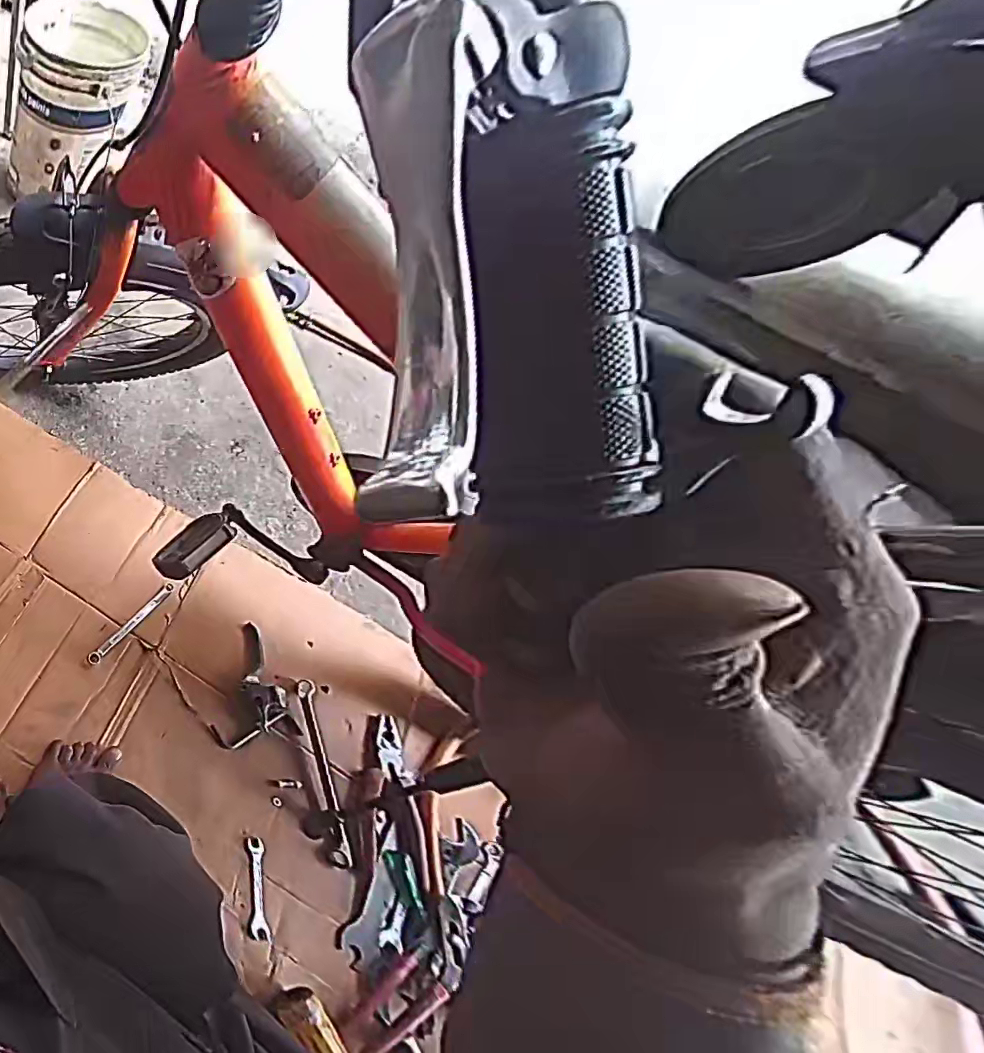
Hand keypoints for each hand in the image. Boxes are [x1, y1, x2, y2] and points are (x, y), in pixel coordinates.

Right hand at [424, 427, 917, 979]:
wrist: (610, 848)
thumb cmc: (702, 825)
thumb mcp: (727, 772)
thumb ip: (701, 682)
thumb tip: (703, 589)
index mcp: (797, 568)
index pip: (746, 435)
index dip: (661, 412)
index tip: (570, 462)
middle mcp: (696, 545)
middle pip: (588, 461)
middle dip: (531, 528)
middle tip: (530, 603)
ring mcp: (603, 562)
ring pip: (504, 508)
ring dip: (486, 579)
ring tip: (519, 650)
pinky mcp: (529, 584)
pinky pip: (464, 555)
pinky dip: (463, 603)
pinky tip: (500, 653)